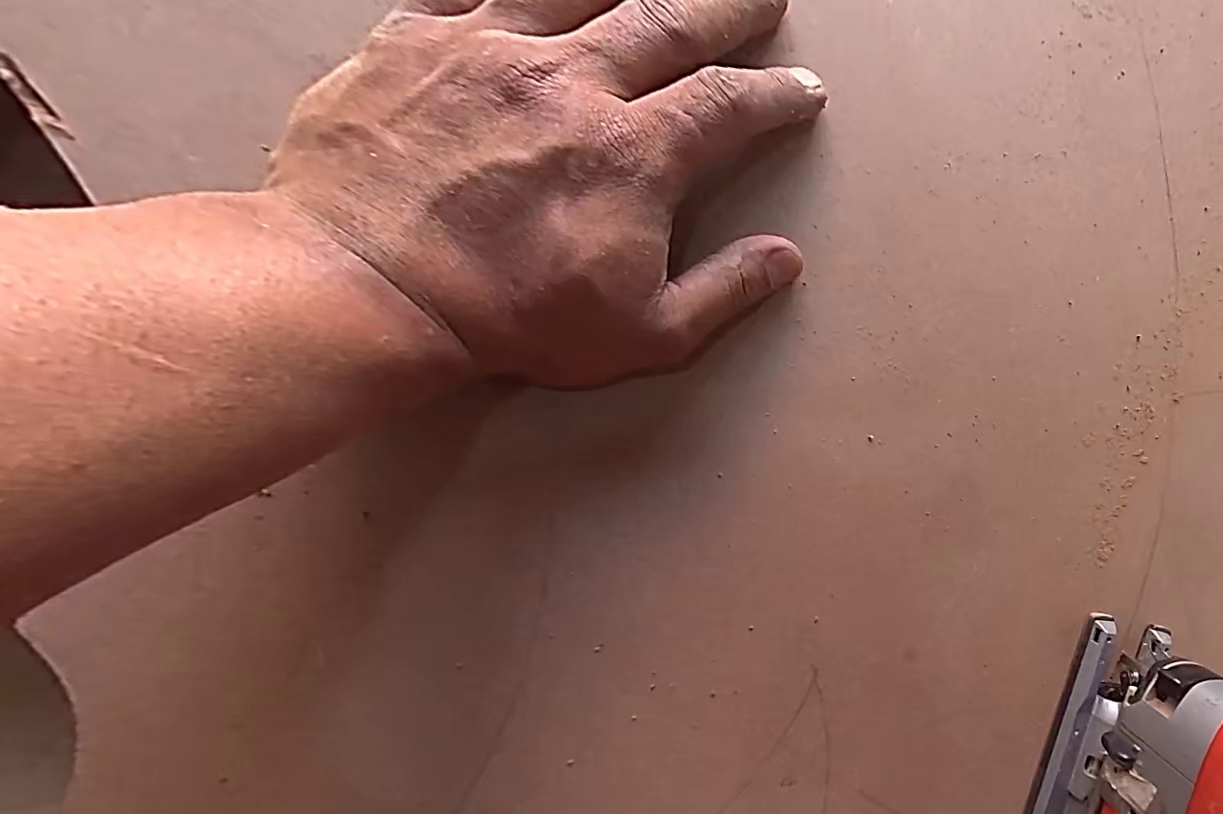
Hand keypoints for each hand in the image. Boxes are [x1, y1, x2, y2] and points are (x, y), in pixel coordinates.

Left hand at [265, 0, 825, 387]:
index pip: (725, 105)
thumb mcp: (652, 331)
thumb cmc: (522, 319)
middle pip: (666, 19)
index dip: (774, 95)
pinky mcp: (416, 39)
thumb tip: (786, 259)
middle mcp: (570, 84)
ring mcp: (487, 49)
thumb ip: (727, 289)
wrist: (375, 291)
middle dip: (726, 5)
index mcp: (633, 158)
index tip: (805, 89)